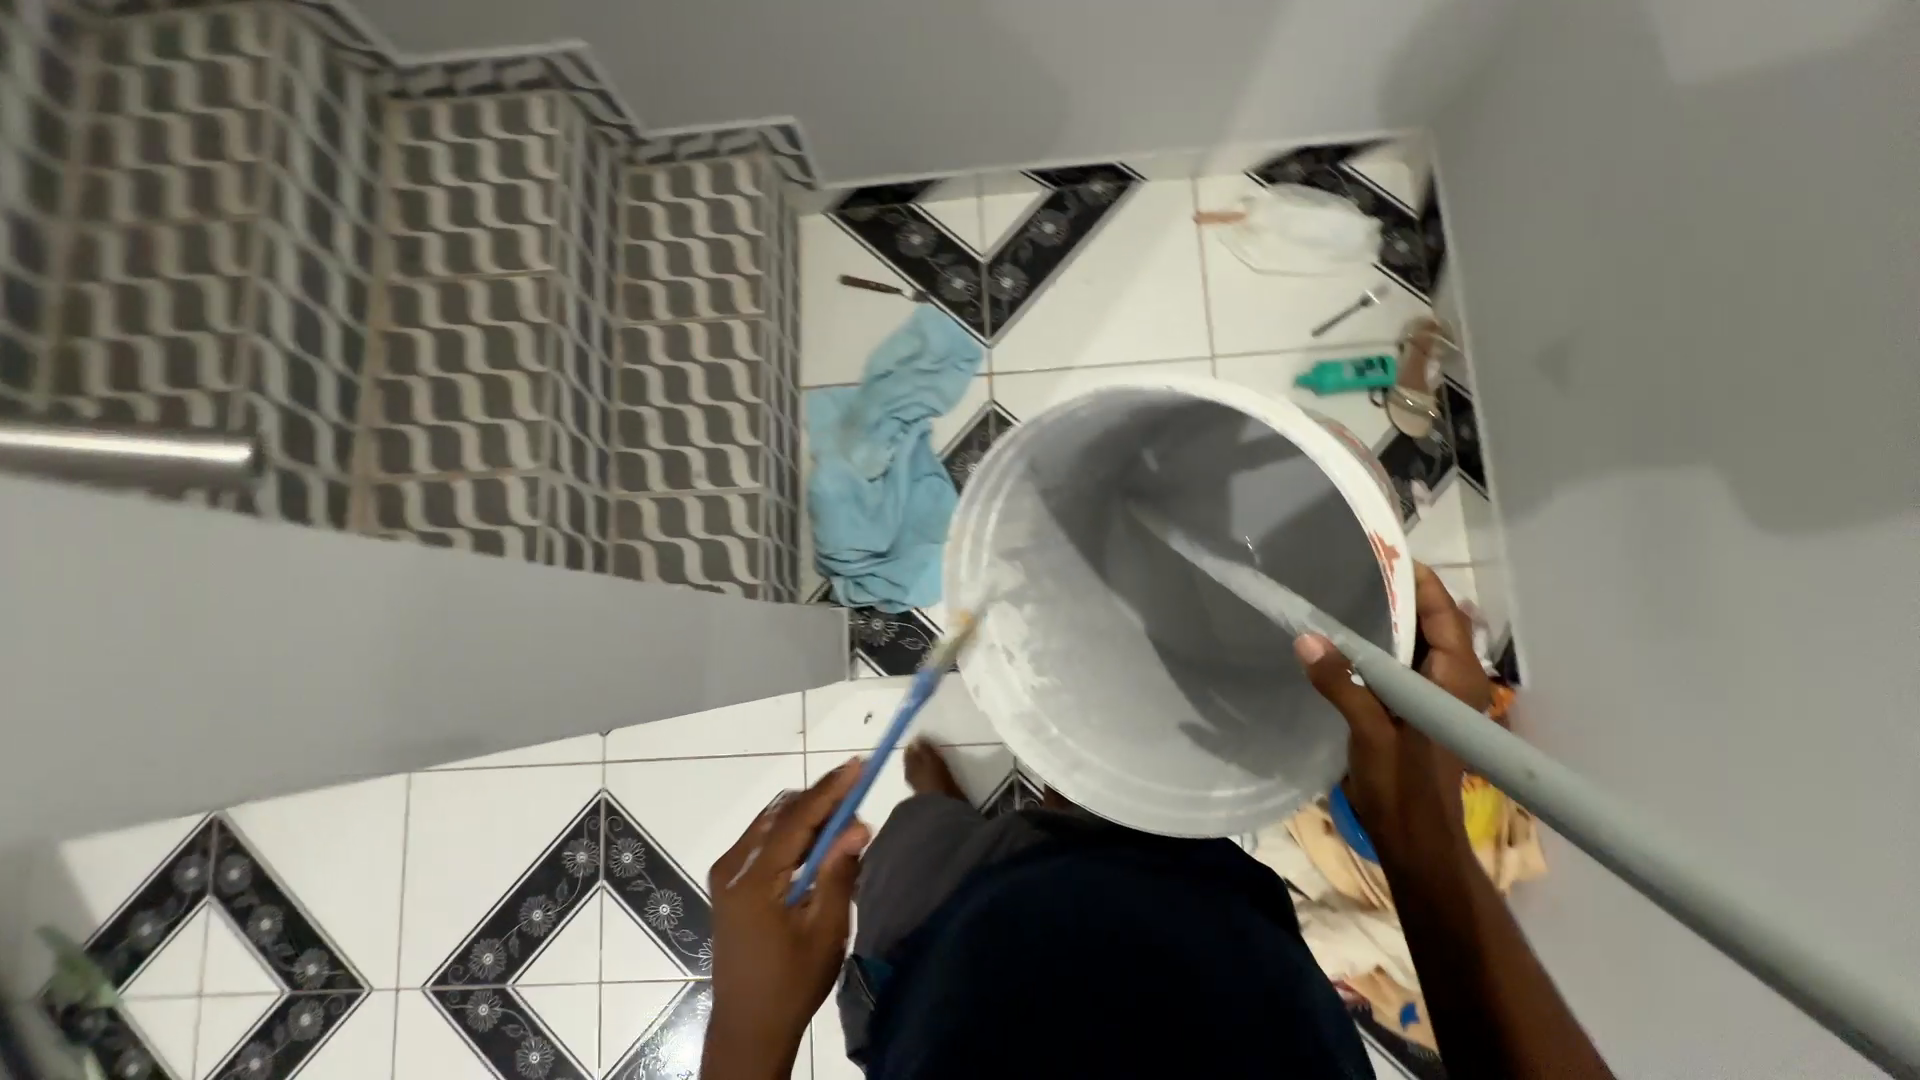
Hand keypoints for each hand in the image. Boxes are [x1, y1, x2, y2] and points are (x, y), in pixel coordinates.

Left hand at [704, 758, 870, 1072]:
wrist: (748, 1027)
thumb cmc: (791, 983)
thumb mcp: (824, 930)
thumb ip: (839, 872)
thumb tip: (858, 826)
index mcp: (754, 879)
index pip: (797, 818)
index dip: (830, 789)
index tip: (857, 765)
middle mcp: (733, 867)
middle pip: (781, 814)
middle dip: (821, 799)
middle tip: (858, 796)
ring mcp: (727, 874)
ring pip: (772, 824)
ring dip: (808, 816)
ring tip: (845, 821)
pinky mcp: (730, 884)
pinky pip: (764, 842)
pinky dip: (793, 834)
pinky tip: (818, 847)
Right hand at [1294, 563, 1491, 861]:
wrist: (1415, 838)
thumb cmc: (1402, 785)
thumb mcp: (1369, 732)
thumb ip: (1341, 683)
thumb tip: (1305, 636)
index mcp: (1454, 679)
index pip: (1444, 613)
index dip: (1417, 580)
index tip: (1379, 552)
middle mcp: (1452, 680)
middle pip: (1432, 622)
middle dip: (1398, 592)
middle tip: (1352, 567)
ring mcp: (1436, 696)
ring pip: (1416, 642)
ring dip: (1387, 618)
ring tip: (1344, 593)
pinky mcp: (1418, 710)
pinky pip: (1401, 662)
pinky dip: (1378, 644)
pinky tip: (1345, 640)